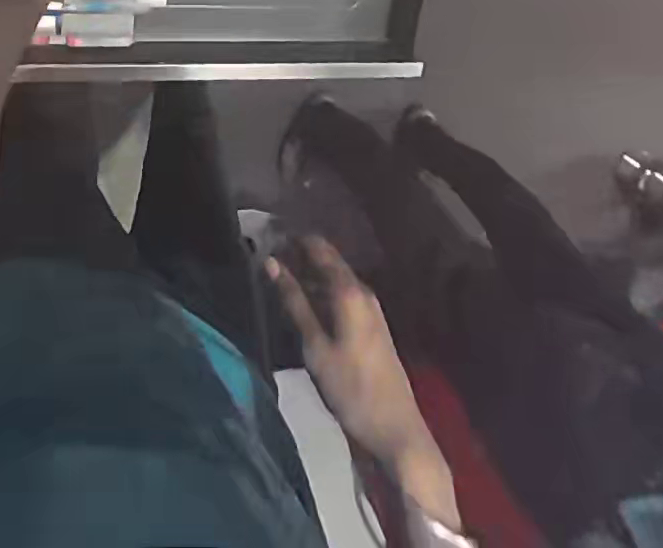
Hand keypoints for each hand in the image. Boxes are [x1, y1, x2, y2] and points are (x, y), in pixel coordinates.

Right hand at [268, 237, 459, 529]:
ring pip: (334, 280)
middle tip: (268, 254)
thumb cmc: (351, 387)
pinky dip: (320, 293)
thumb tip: (271, 263)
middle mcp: (362, 291)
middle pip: (328, 262)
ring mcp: (370, 308)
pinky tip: (304, 303)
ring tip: (278, 276)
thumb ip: (294, 302)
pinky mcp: (370, 325)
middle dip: (300, 256)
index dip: (296, 239)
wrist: (395, 428)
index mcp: (350, 291)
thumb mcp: (315, 346)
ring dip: (309, 276)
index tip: (270, 233)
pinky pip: (341, 296)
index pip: (321, 249)